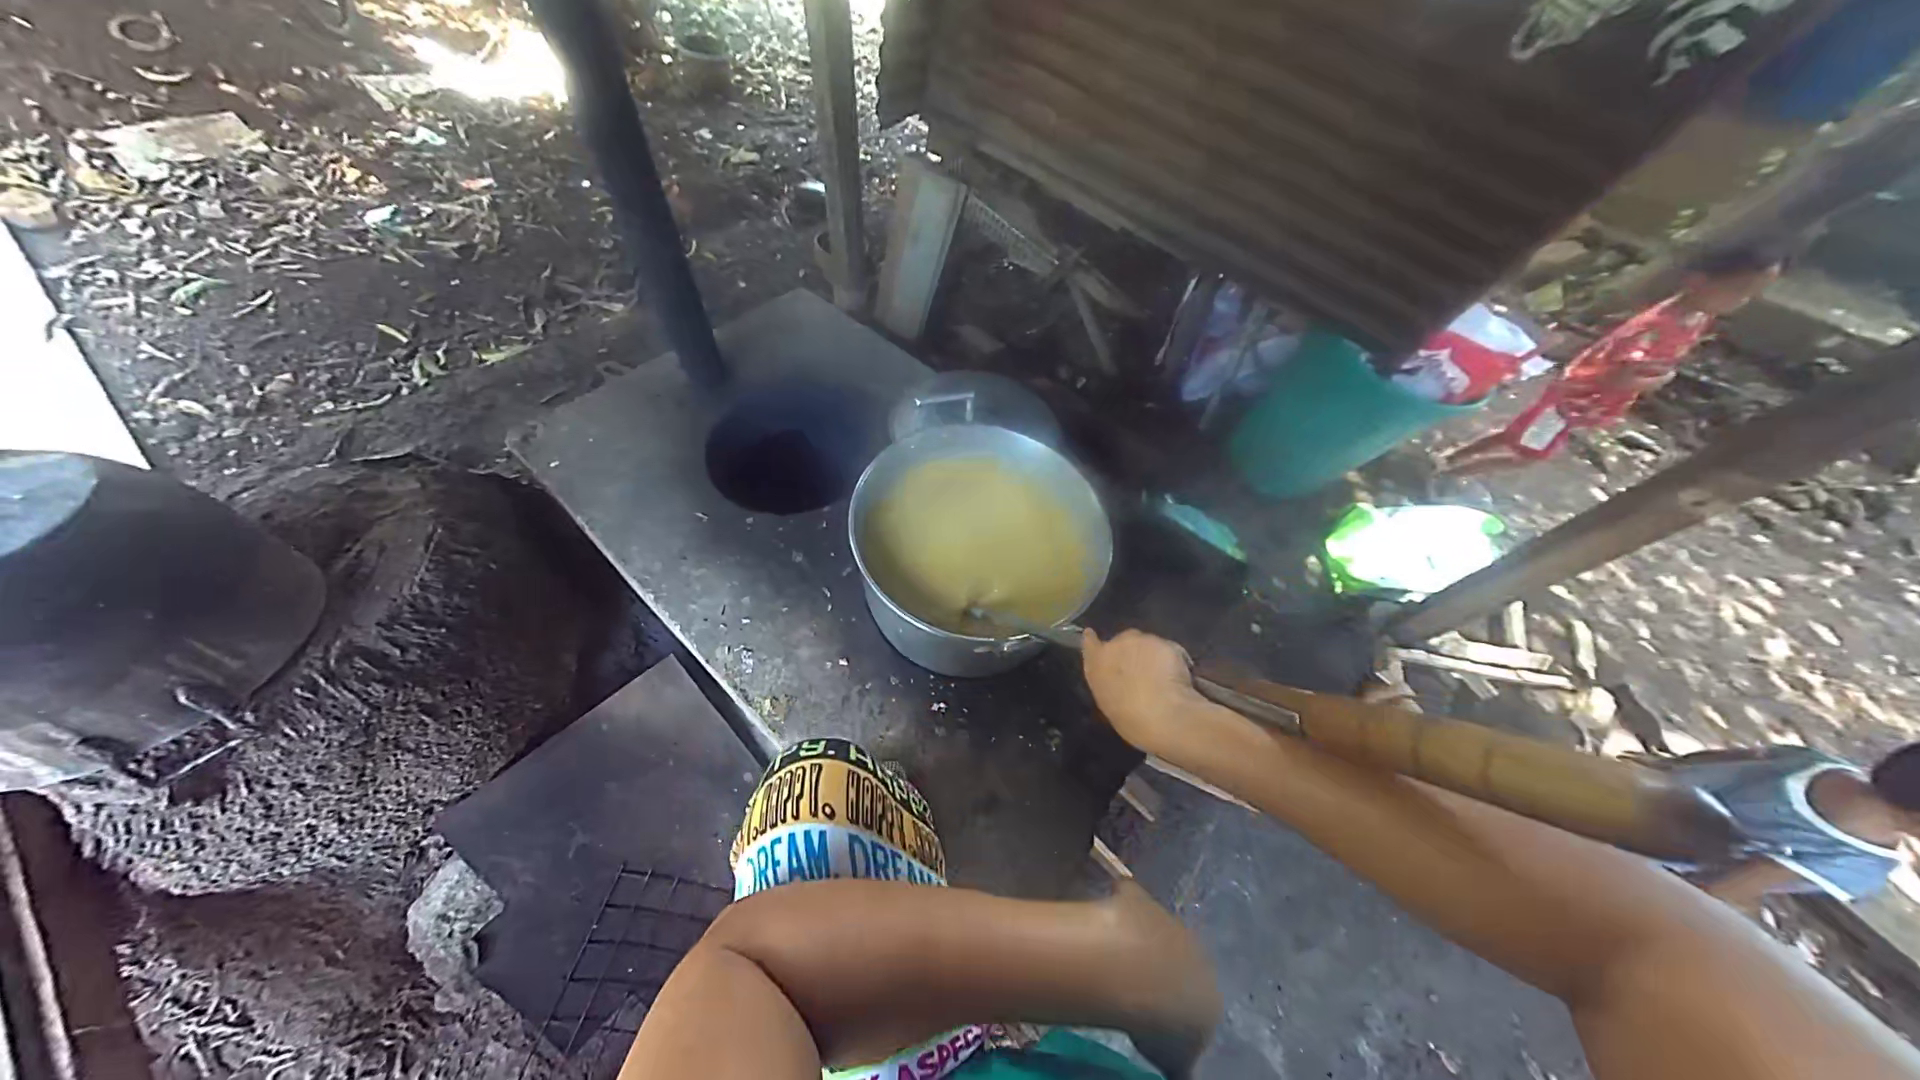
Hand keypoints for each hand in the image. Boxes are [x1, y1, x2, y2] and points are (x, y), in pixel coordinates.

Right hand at [1081, 628, 1207, 755]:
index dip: (1092, 639)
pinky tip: (1178, 678)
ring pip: (1147, 644)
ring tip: (1162, 678)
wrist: (1162, 715)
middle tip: (1141, 673)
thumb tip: (1117, 680)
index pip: (1090, 643)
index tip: (1093, 636)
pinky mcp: (1167, 643)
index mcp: (1097, 663)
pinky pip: (1168, 650)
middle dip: (1131, 652)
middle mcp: (1117, 644)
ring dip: (1151, 655)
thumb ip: (1109, 683)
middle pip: (1123, 641)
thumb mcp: (1108, 702)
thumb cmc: (1130, 719)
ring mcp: (1143, 640)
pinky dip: (1171, 659)